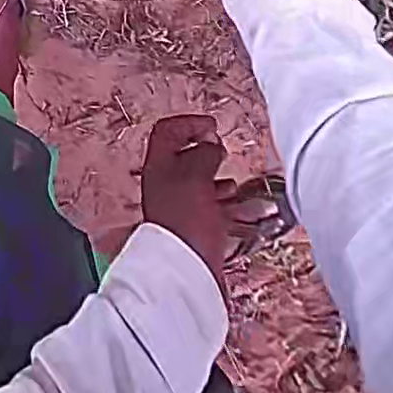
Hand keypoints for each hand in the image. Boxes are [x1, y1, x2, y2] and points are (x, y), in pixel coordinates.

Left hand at [140, 114, 229, 294]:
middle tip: (219, 145)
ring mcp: (177, 204)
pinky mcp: (192, 224)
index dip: (188, 123)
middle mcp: (164, 183)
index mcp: (158, 165)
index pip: (166, 131)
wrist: (187, 270)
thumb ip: (203, 153)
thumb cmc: (186, 219)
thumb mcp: (195, 175)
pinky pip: (207, 202)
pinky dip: (221, 196)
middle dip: (203, 146)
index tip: (211, 125)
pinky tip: (234, 199)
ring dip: (214, 171)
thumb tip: (211, 146)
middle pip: (181, 153)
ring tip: (230, 172)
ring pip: (196, 178)